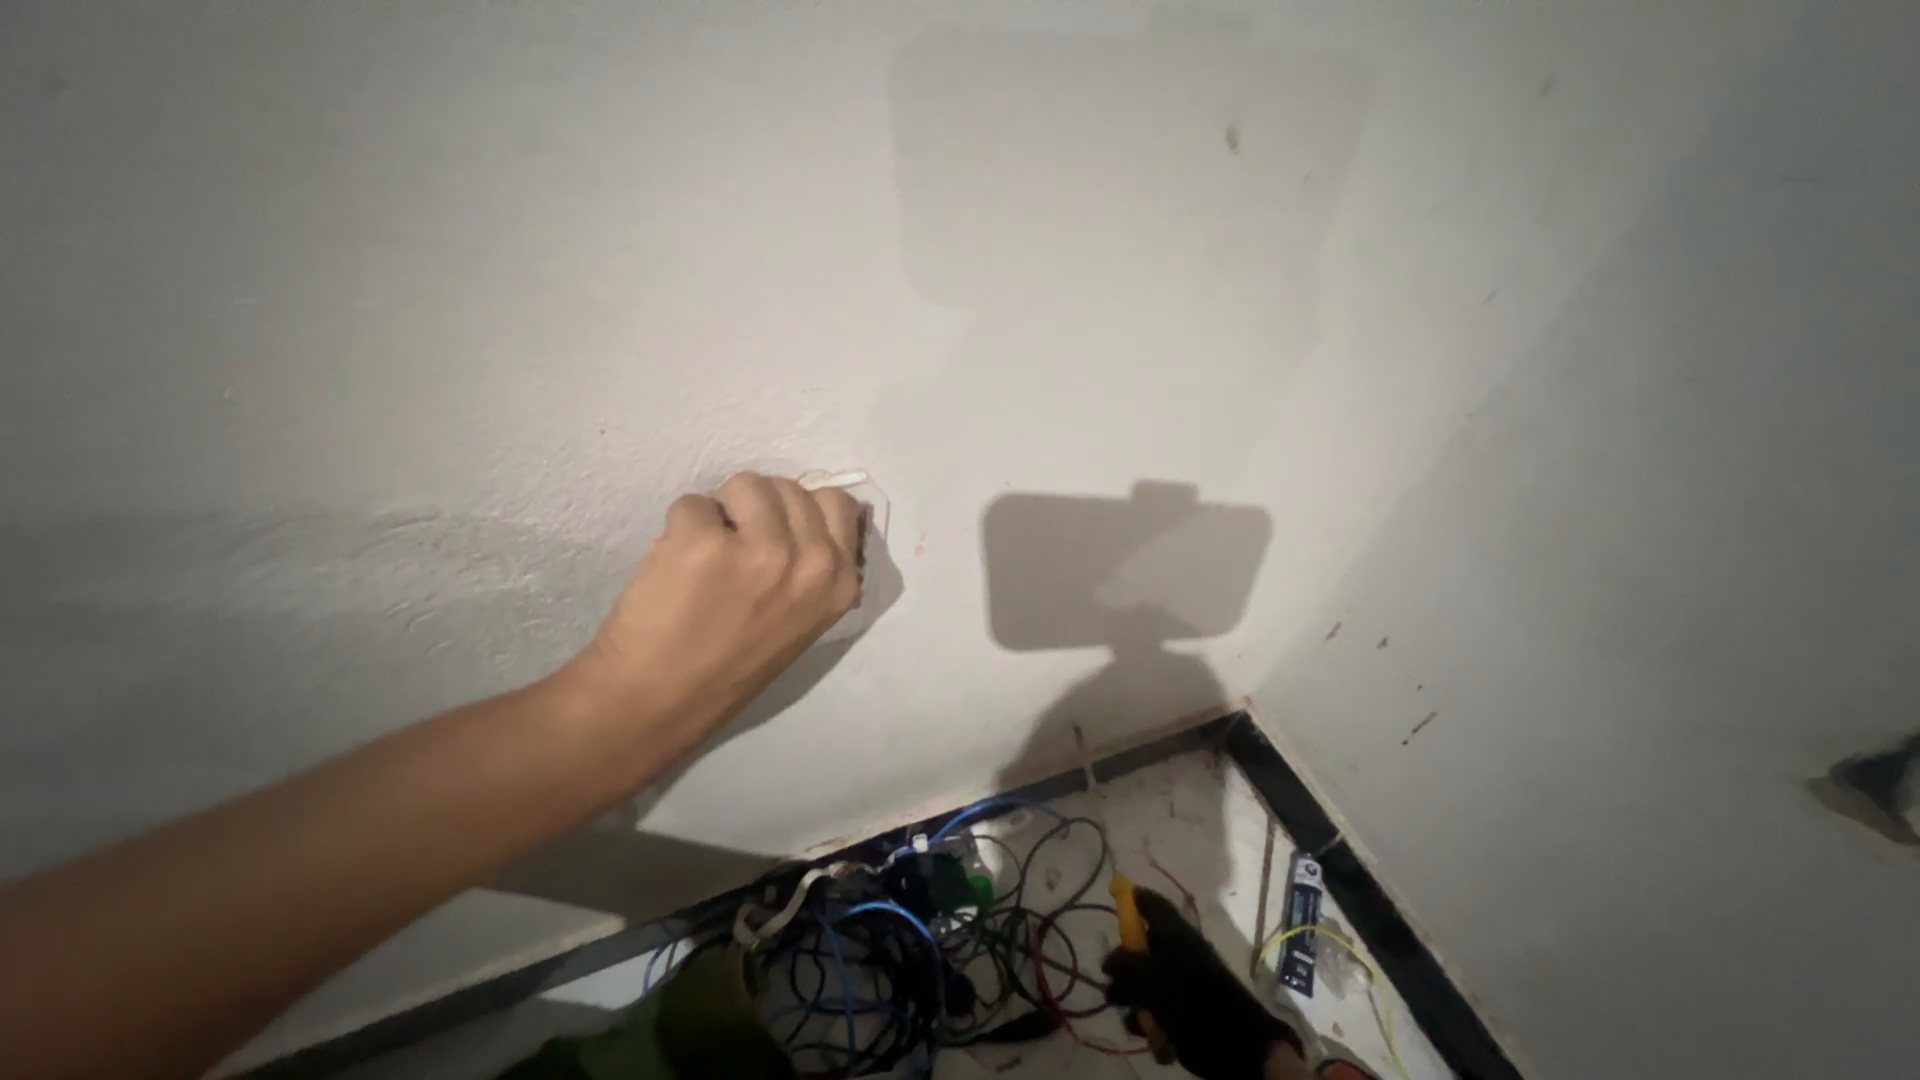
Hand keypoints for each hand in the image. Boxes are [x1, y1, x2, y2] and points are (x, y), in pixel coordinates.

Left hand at [564, 471, 863, 755]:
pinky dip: (679, 528)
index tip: (774, 533)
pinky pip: (693, 503)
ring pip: (744, 484)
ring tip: (707, 557)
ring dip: (720, 512)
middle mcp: (812, 561)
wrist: (662, 698)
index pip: (837, 504)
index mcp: (839, 582)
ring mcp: (761, 548)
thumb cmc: (732, 663)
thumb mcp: (802, 617)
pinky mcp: (705, 542)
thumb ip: (812, 566)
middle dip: (756, 509)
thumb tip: (803, 511)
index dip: (797, 511)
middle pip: (787, 488)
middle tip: (734, 555)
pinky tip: (676, 569)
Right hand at [1103, 889, 1302, 1079]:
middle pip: (1142, 947)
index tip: (1114, 900)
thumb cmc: (1192, 1001)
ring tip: (1127, 1016)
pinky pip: (1159, 1008)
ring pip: (1147, 982)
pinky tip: (1150, 1035)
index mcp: (1174, 934)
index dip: (1132, 899)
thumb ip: (1125, 965)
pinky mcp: (1188, 1010)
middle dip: (1123, 967)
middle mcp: (1179, 953)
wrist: (1238, 1046)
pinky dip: (1150, 1021)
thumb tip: (1108, 960)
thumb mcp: (1151, 979)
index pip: (1152, 904)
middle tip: (1110, 984)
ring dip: (1132, 998)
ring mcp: (1184, 982)